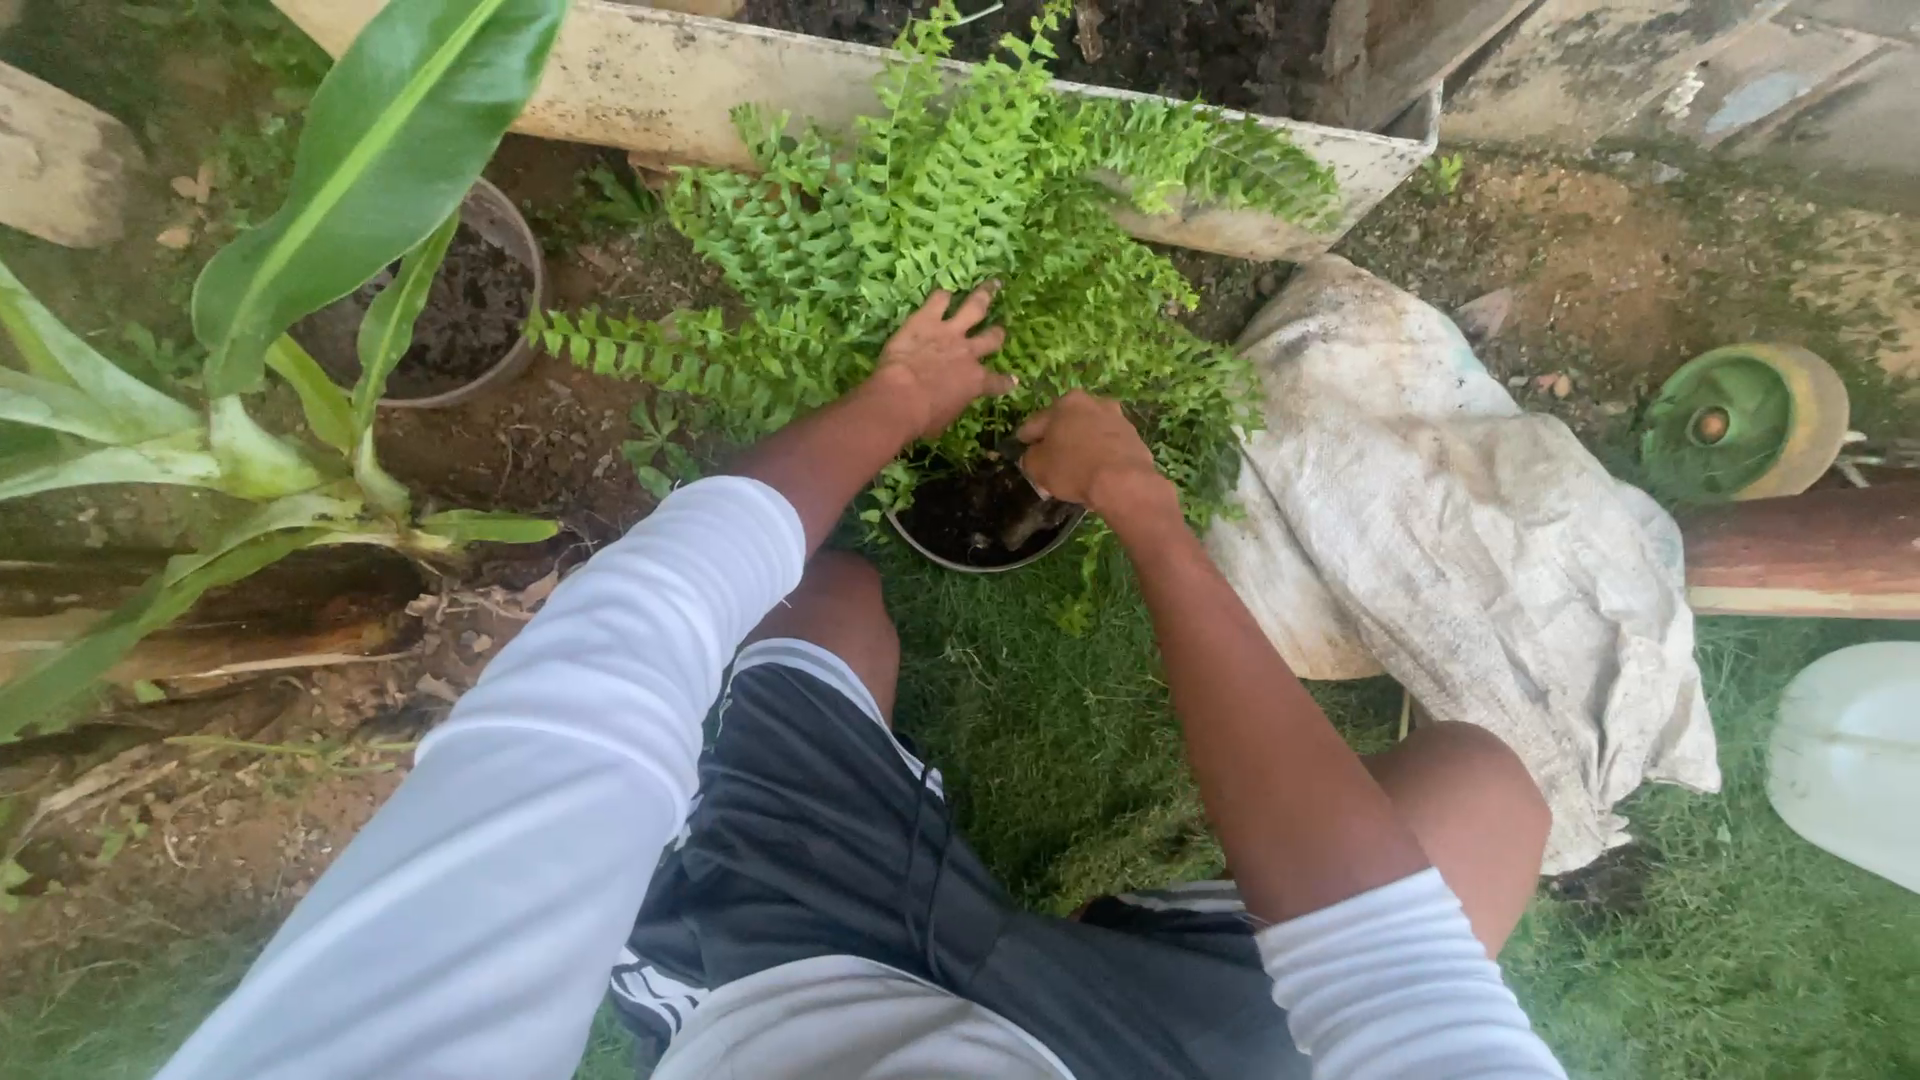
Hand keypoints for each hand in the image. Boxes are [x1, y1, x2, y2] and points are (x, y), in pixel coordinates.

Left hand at [867, 284, 1015, 440]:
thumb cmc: (922, 418)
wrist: (901, 397)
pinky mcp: (926, 319)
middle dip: (998, 334)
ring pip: (974, 307)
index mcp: (976, 382)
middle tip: (1001, 329)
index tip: (1013, 380)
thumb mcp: (945, 419)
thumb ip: (953, 404)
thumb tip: (949, 403)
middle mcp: (969, 353)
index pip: (997, 382)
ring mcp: (949, 332)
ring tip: (993, 285)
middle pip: (991, 339)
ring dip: (985, 295)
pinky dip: (942, 296)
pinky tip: (943, 293)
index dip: (1006, 382)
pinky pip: (938, 300)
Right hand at [1016, 390, 1177, 522]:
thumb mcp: (1037, 466)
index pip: (1037, 422)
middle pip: (1066, 423)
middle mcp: (1093, 403)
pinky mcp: (1134, 438)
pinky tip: (1095, 471)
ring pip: (1089, 433)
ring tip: (1074, 467)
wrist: (1123, 482)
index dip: (1026, 436)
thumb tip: (1034, 456)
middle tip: (1048, 458)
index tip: (1021, 445)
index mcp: (1067, 403)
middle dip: (1057, 439)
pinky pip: (1107, 446)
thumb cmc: (1074, 468)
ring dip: (1080, 445)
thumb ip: (1030, 457)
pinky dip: (1099, 455)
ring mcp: (1117, 419)